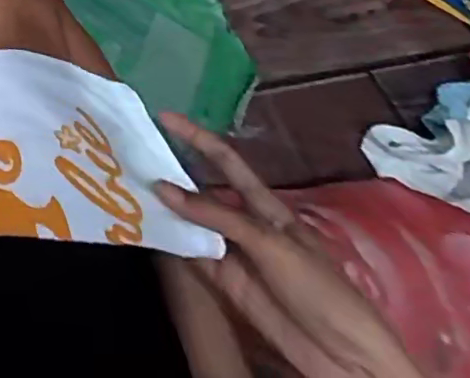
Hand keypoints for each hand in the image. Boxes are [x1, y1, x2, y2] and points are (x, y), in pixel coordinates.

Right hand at [154, 112, 423, 377]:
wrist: (347, 361)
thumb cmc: (323, 293)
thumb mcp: (274, 246)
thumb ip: (217, 216)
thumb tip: (160, 186)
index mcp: (265, 207)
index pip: (226, 162)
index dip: (196, 137)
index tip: (163, 116)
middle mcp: (241, 221)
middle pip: (198, 187)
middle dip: (167, 169)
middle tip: (127, 152)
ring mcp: (228, 249)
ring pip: (185, 217)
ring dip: (159, 202)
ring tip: (122, 181)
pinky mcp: (217, 276)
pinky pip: (183, 248)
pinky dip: (161, 234)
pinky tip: (137, 220)